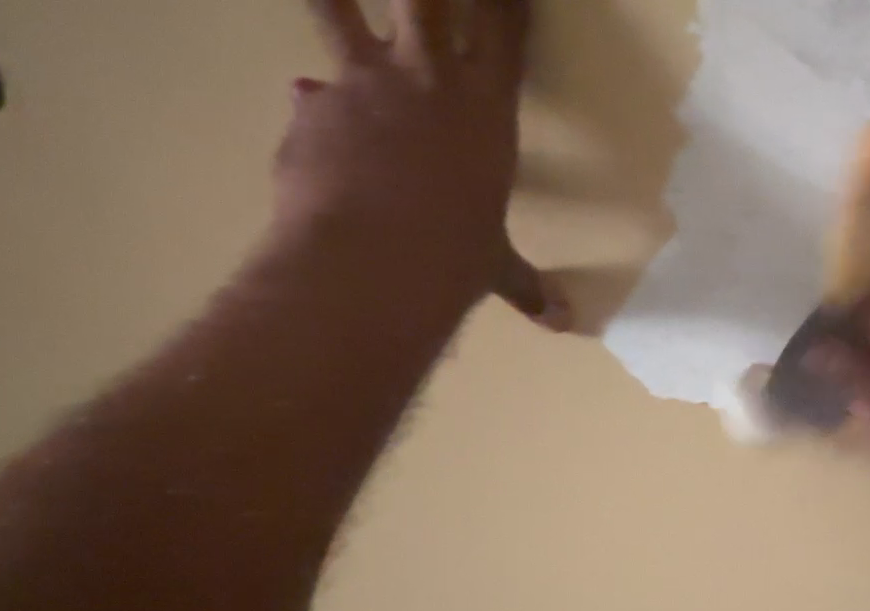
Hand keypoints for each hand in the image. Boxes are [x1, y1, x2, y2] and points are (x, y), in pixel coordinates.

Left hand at [282, 0, 569, 328]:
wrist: (376, 260)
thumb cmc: (457, 258)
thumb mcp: (495, 269)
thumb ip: (524, 284)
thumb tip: (561, 321)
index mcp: (488, 110)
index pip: (505, 27)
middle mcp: (428, 78)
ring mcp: (366, 83)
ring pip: (340, 5)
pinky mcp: (316, 105)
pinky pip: (313, 93)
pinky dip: (315, 103)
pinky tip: (308, 108)